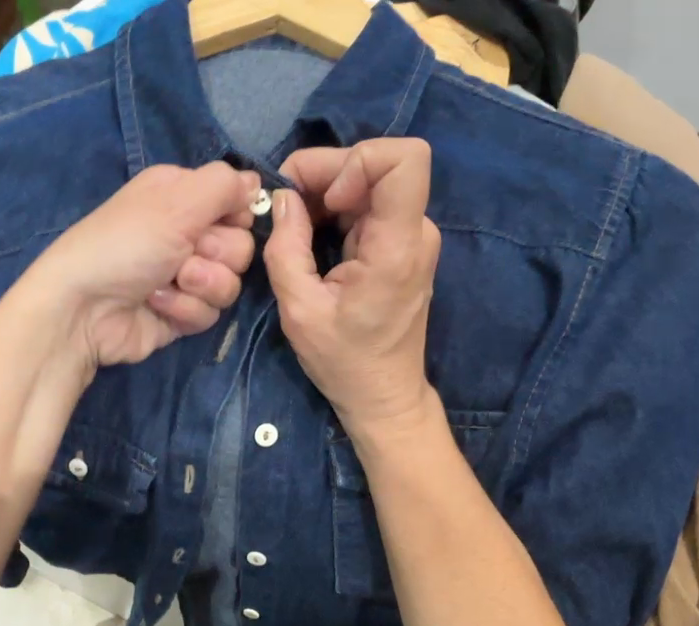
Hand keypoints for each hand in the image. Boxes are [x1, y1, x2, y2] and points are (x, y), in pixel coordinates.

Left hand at [18, 162, 259, 375]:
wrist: (85, 308)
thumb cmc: (126, 243)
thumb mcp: (176, 200)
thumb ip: (224, 185)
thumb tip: (256, 183)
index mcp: (184, 198)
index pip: (238, 205)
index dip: (236, 217)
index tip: (218, 222)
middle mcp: (187, 234)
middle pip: (241, 249)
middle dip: (216, 255)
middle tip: (182, 256)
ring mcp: (185, 278)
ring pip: (229, 285)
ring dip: (200, 285)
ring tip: (165, 283)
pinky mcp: (181, 315)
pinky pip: (210, 314)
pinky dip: (184, 310)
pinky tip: (156, 305)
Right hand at [263, 138, 441, 431]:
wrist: (382, 394)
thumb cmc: (343, 361)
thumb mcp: (300, 311)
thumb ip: (287, 249)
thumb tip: (283, 199)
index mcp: (397, 247)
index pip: (405, 158)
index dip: (357, 160)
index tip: (326, 201)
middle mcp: (415, 232)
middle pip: (377, 165)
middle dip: (325, 175)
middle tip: (284, 208)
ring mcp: (412, 237)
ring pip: (369, 182)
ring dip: (326, 194)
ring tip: (293, 228)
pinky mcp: (401, 245)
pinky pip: (368, 205)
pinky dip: (335, 211)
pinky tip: (310, 238)